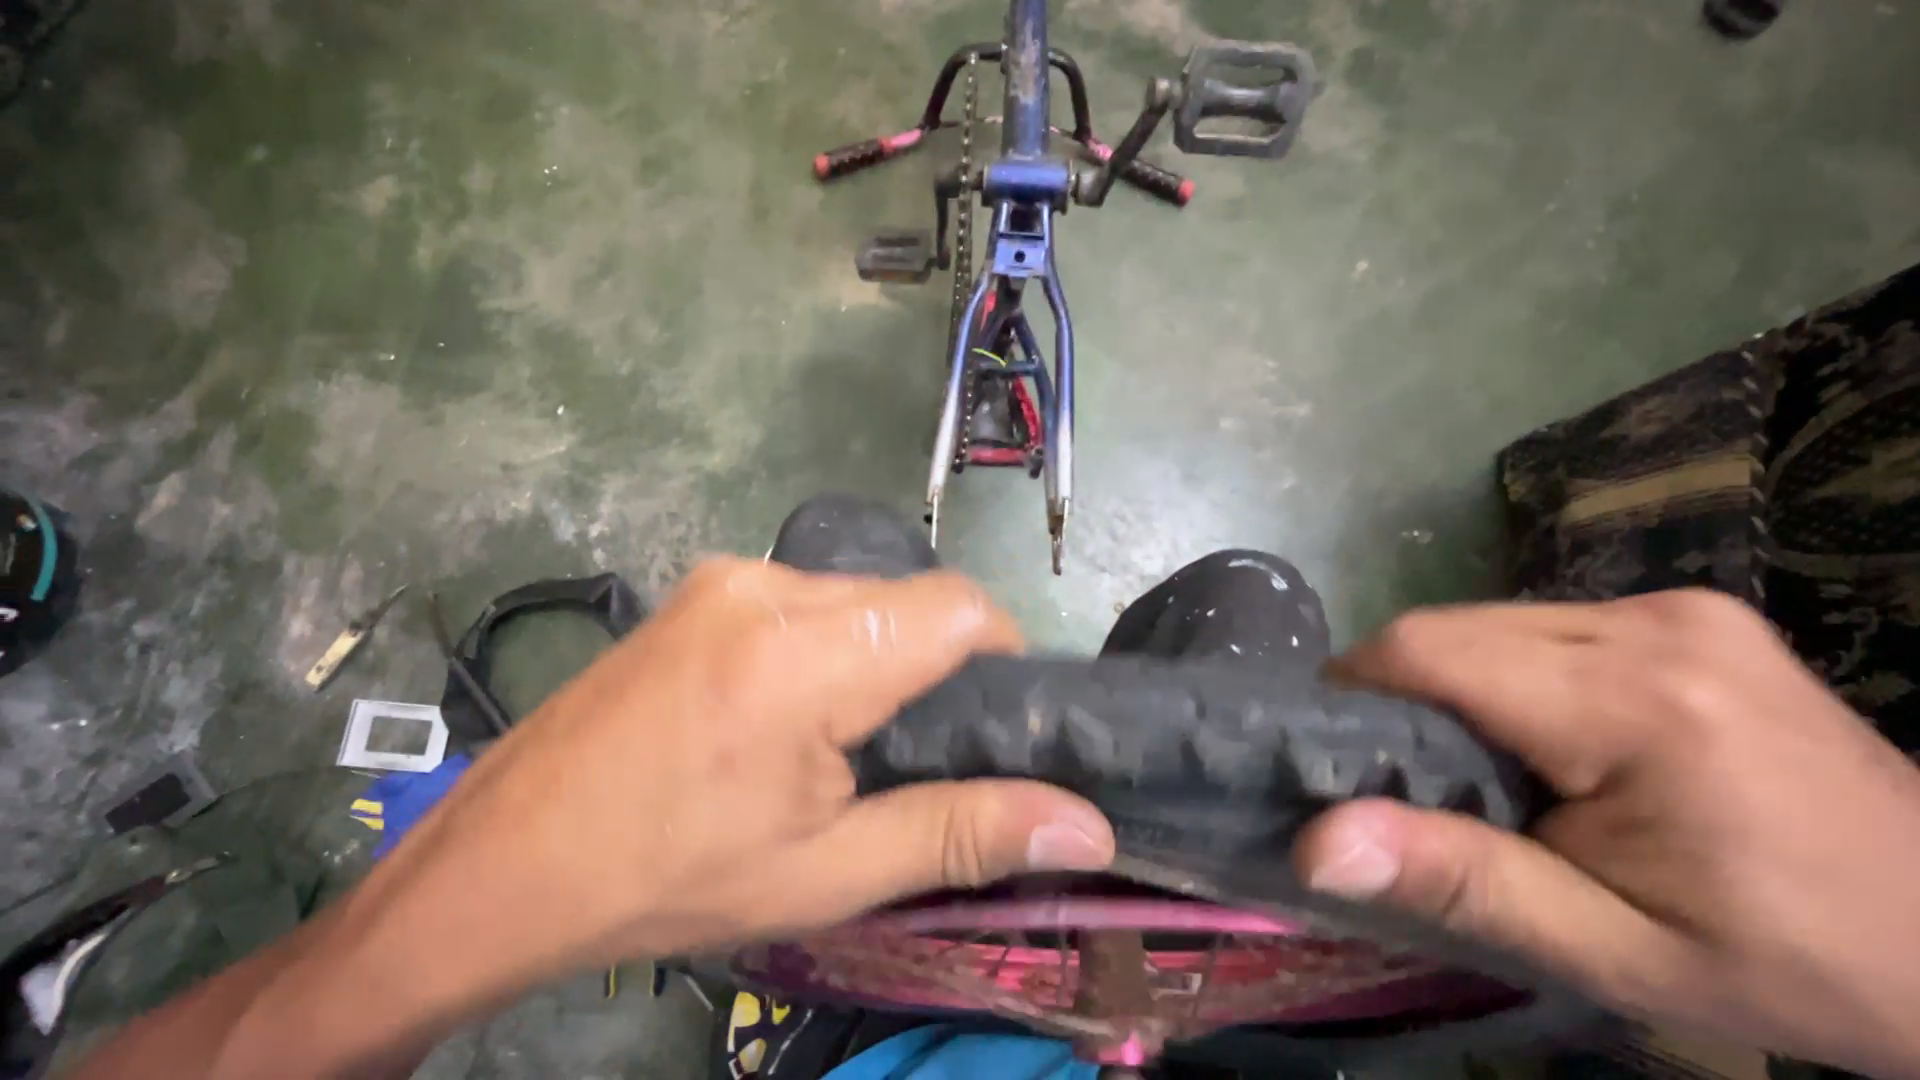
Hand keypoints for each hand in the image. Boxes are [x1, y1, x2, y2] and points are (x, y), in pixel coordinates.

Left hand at [371, 557, 1113, 976]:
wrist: (499, 864)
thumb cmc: (667, 879)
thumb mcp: (825, 873)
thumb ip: (961, 832)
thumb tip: (1091, 827)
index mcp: (803, 656)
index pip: (956, 607)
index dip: (1000, 655)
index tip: (995, 723)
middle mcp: (767, 586)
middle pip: (907, 599)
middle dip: (935, 666)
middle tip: (915, 753)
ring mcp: (724, 577)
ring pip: (859, 596)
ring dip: (880, 654)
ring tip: (846, 741)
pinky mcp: (698, 587)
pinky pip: (805, 598)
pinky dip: (829, 642)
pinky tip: (790, 710)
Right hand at [1292, 590, 1919, 1078]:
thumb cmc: (1792, 963)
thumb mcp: (1614, 951)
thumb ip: (1463, 882)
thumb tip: (1316, 843)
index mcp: (1638, 706)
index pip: (1431, 651)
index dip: (1356, 692)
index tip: (1337, 759)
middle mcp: (1653, 625)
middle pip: (1453, 628)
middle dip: (1402, 695)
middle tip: (1409, 782)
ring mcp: (1677, 609)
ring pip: (1490, 621)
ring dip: (1454, 684)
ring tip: (1476, 768)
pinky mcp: (1686, 613)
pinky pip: (1541, 626)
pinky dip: (1506, 675)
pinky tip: (1540, 737)